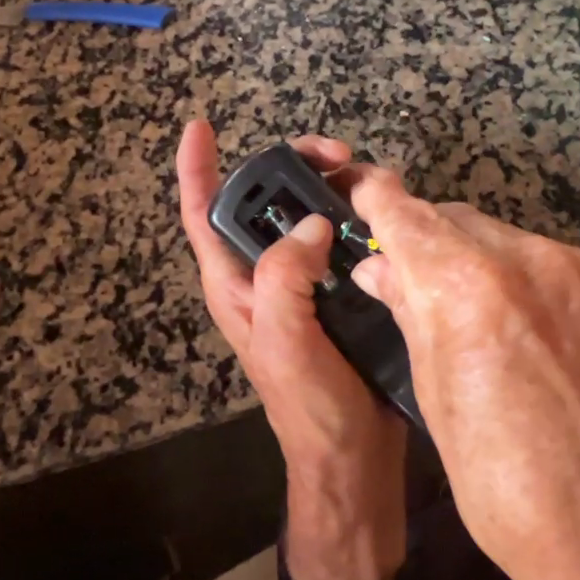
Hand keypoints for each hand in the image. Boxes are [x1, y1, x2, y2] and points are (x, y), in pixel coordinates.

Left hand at [176, 120, 406, 579]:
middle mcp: (265, 273)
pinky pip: (342, 235)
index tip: (200, 126)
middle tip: (335, 153)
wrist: (355, 453)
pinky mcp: (338, 287)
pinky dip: (357, 213)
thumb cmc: (310, 405)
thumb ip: (285, 279)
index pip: (203, 214)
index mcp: (235, 283)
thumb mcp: (285, 341)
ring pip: (306, 212)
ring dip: (329, 185)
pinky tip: (382, 208)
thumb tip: (310, 222)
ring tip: (365, 176)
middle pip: (264, 200)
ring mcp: (303, 280)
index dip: (196, 168)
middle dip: (290, 165)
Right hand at [346, 169, 579, 579]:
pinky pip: (557, 263)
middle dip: (433, 242)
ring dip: (487, 263)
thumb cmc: (497, 476)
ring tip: (492, 319)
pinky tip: (542, 332)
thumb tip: (378, 266)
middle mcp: (524, 256)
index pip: (404, 212)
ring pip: (508, 239)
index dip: (376, 196)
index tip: (361, 188)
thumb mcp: (431, 392)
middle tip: (426, 282)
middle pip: (457, 220)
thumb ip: (407, 310)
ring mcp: (579, 266)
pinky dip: (536, 283)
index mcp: (462, 285)